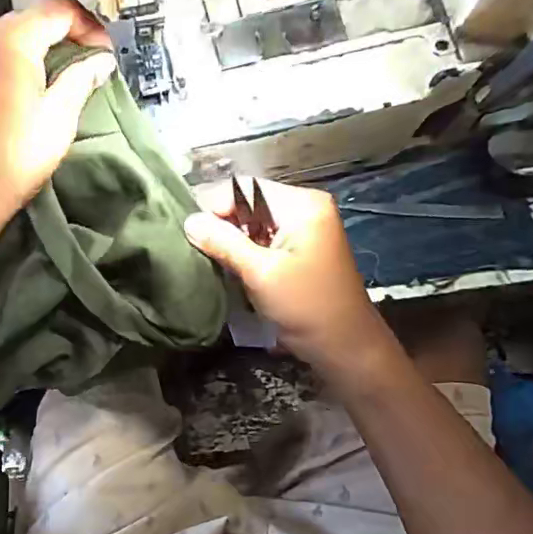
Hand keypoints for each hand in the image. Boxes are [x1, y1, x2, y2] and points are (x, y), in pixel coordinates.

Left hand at [0, 0, 118, 245]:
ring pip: (19, 33)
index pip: (59, 7)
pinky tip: (43, 83)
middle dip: (69, 32)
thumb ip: (82, 77)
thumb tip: (100, 60)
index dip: (90, 24)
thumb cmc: (14, 156)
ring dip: (48, 46)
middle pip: (36, 16)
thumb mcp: (60, 114)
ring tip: (73, 73)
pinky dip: (26, 58)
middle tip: (94, 59)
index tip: (105, 51)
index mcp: (10, 38)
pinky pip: (2, 51)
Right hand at [183, 179, 400, 378]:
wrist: (343, 344)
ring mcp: (302, 228)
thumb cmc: (305, 305)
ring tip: (209, 258)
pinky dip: (242, 249)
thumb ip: (223, 242)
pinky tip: (228, 266)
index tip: (190, 233)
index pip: (244, 188)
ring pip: (250, 221)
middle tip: (196, 247)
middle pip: (247, 202)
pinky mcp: (296, 247)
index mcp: (302, 205)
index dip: (214, 207)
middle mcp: (303, 208)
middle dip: (220, 223)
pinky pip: (260, 237)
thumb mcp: (259, 272)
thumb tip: (189, 221)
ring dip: (229, 239)